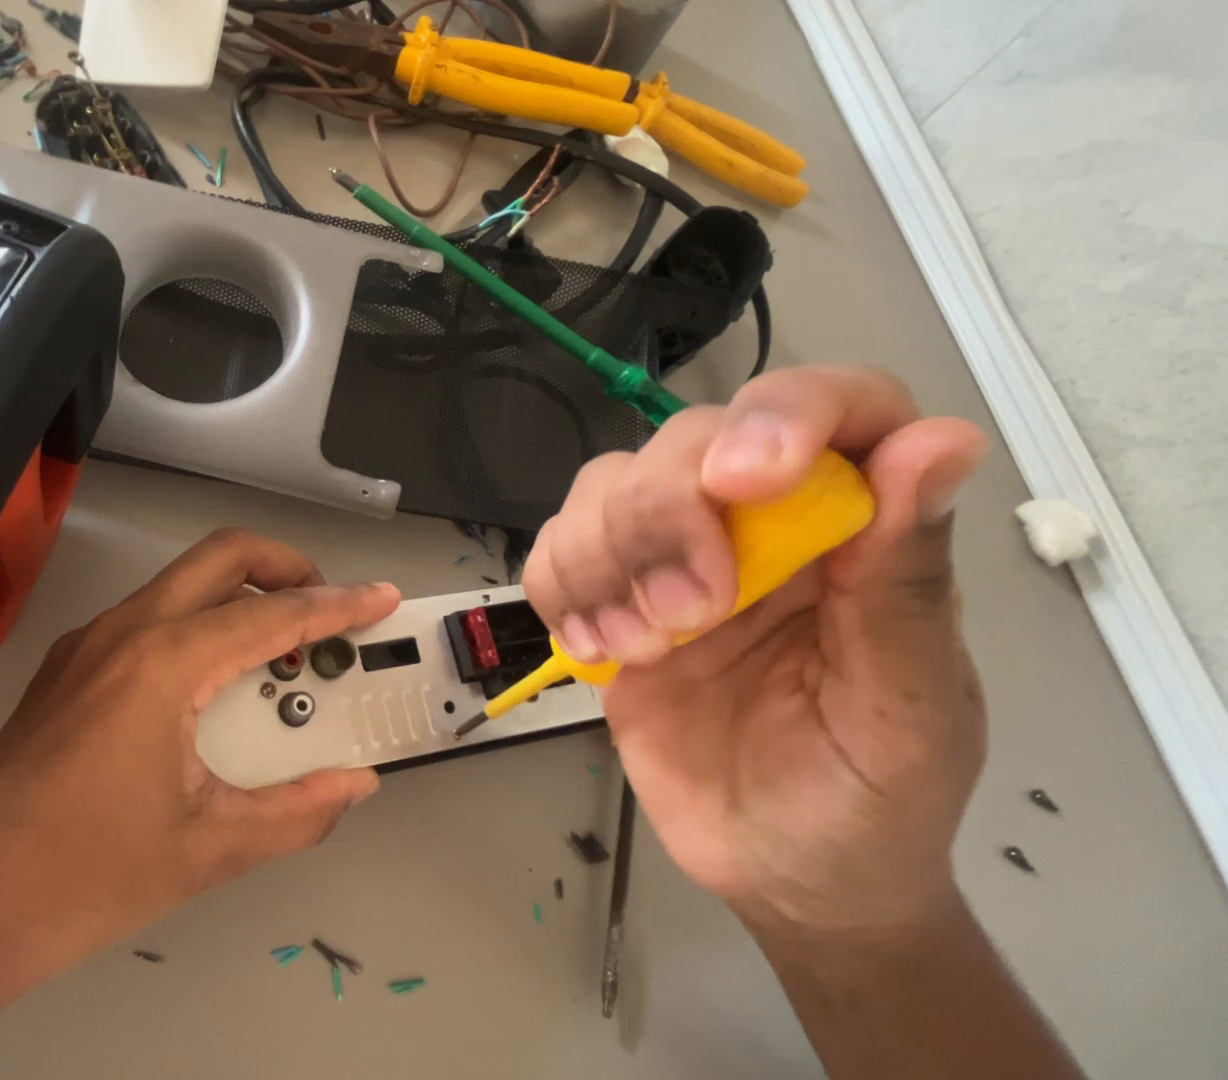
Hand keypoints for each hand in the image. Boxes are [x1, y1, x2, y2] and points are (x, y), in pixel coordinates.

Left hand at [0, 528, 398, 984]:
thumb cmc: (90, 875)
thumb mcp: (211, 847)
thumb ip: (298, 812)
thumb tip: (357, 786)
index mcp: (163, 663)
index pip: (271, 615)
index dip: (337, 604)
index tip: (380, 598)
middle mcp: (123, 632)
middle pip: (220, 557)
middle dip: (285, 566)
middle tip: (326, 611)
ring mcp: (87, 645)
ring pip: (180, 584)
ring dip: (239, 598)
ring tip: (280, 654)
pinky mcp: (67, 669)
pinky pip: (148, 619)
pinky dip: (197, 627)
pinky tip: (213, 688)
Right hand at [522, 367, 989, 934]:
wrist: (777, 870)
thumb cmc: (870, 799)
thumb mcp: (906, 707)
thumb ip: (903, 584)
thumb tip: (937, 444)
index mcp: (856, 533)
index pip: (836, 407)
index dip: (786, 412)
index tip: (745, 481)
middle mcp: (759, 525)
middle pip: (684, 440)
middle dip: (661, 517)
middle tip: (683, 619)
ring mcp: (671, 560)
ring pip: (603, 486)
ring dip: (599, 559)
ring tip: (635, 648)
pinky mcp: (606, 600)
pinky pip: (553, 550)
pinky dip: (557, 589)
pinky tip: (594, 650)